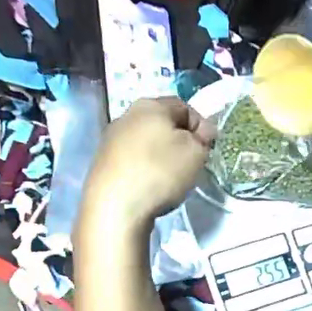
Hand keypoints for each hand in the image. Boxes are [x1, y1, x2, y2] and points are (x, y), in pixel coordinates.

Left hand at [80, 97, 214, 232]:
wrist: (116, 206)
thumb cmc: (161, 171)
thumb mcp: (196, 152)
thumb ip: (203, 138)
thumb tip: (201, 133)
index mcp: (150, 105)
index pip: (185, 107)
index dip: (201, 126)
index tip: (207, 149)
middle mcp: (127, 115)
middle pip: (164, 124)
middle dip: (181, 141)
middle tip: (192, 164)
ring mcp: (111, 139)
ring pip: (148, 142)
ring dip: (163, 156)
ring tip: (171, 178)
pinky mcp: (104, 162)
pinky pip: (135, 159)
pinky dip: (147, 169)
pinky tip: (151, 186)